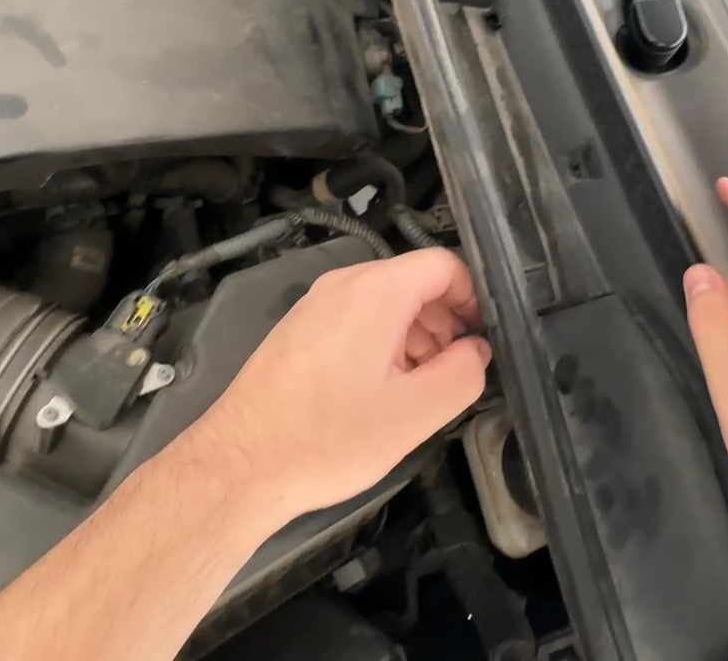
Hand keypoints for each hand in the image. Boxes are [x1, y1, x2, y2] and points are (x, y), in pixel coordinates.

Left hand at [189, 248, 492, 523]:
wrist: (242, 463)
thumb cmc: (326, 437)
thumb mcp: (415, 413)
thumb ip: (463, 374)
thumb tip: (478, 351)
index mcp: (376, 291)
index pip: (444, 264)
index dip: (474, 297)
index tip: (485, 336)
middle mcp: (344, 285)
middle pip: (415, 283)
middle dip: (445, 323)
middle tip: (456, 372)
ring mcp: (317, 304)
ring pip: (387, 304)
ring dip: (416, 338)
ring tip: (419, 391)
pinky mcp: (301, 328)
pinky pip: (358, 320)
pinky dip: (384, 345)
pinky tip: (383, 393)